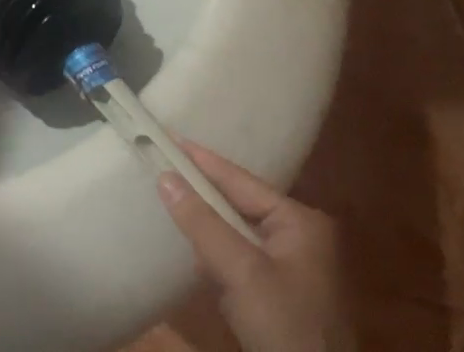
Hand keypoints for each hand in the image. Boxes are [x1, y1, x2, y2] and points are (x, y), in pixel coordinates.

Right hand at [158, 143, 354, 351]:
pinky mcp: (282, 293)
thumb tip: (165, 177)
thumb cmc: (285, 327)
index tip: (166, 136)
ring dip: (208, 223)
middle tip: (161, 165)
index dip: (201, 159)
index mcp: (300, 221)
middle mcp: (301, 236)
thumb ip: (202, 222)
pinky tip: (195, 250)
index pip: (240, 180)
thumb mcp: (241, 272)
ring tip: (170, 197)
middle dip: (203, 190)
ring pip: (238, 230)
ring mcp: (294, 267)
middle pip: (240, 202)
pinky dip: (218, 253)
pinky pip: (242, 257)